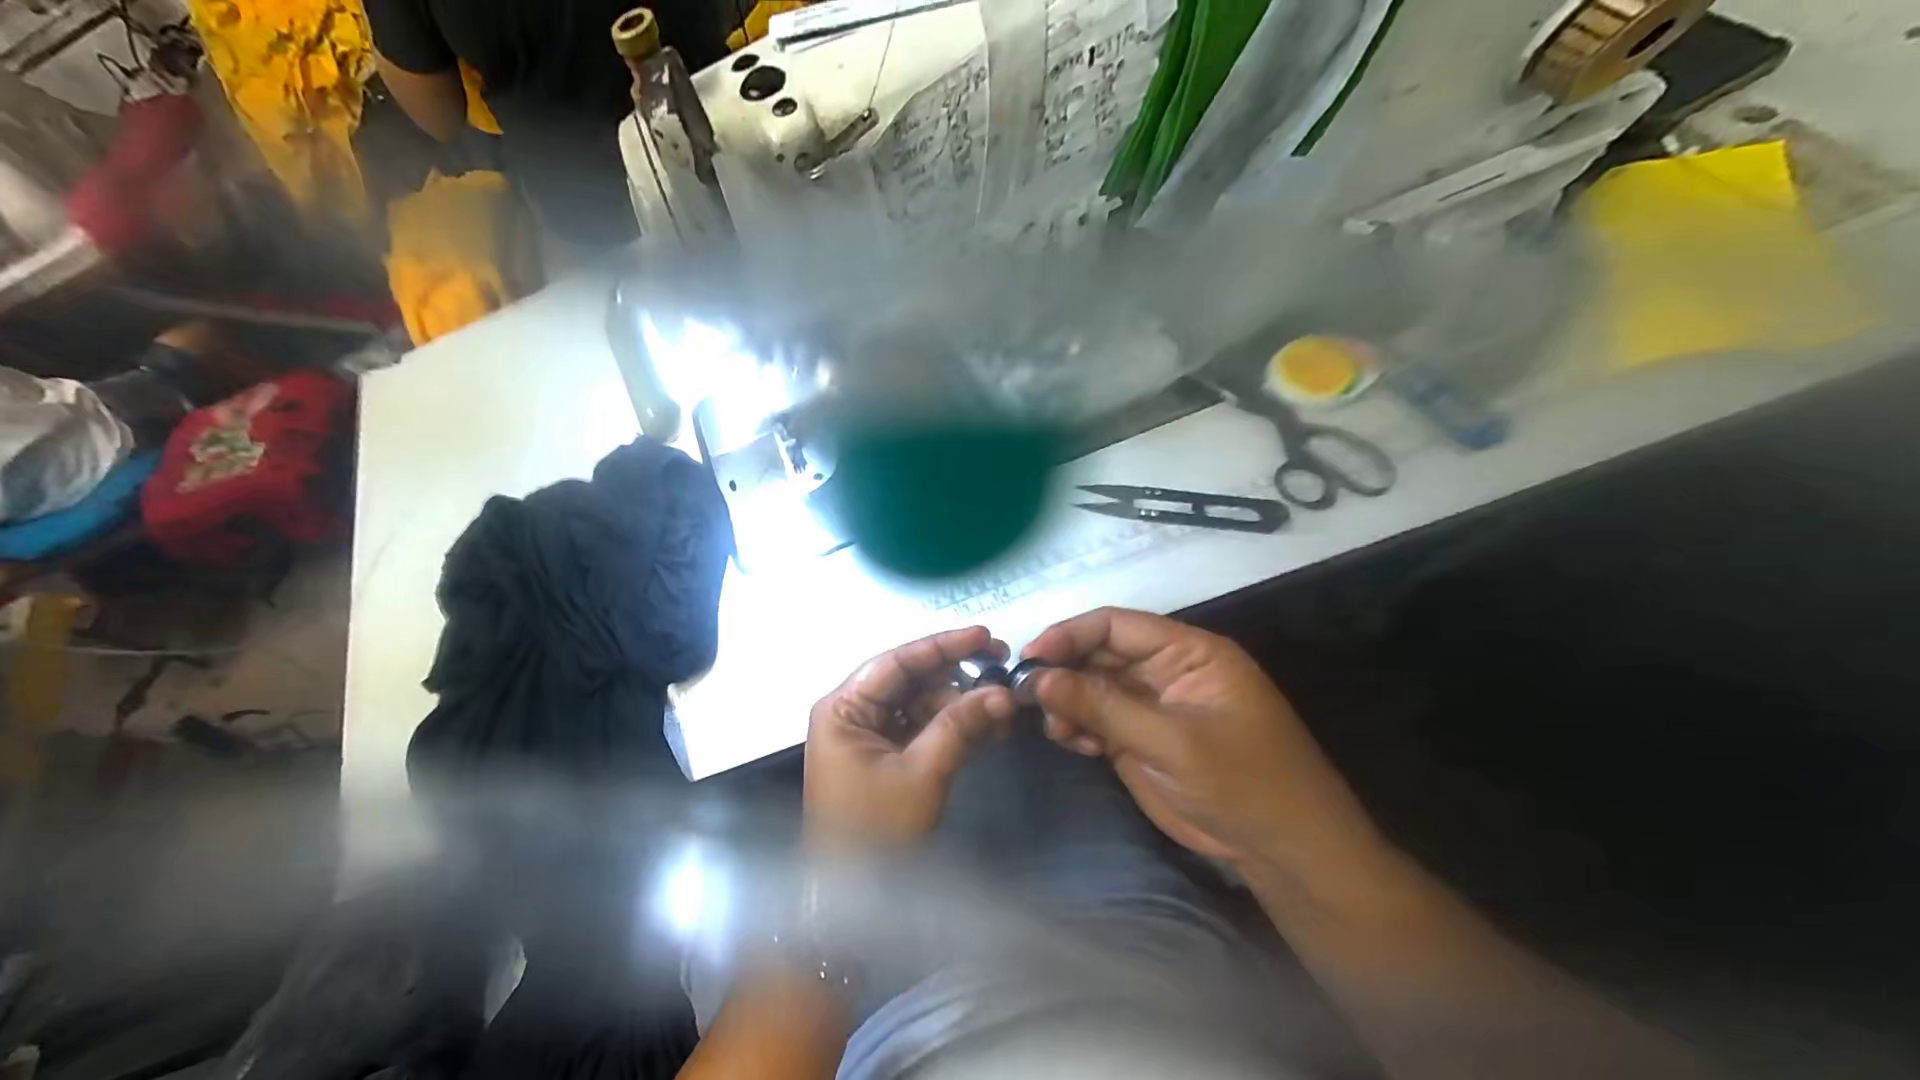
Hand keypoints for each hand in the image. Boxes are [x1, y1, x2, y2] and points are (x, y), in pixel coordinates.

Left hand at [804, 626, 1016, 850]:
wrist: (853, 902)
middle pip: (912, 679)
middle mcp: (853, 713)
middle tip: (1003, 669)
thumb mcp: (921, 773)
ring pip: (923, 703)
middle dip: (958, 677)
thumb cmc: (875, 831)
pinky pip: (924, 729)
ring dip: (963, 704)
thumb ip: (960, 725)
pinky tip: (993, 727)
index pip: (897, 661)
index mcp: (844, 708)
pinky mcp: (888, 757)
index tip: (985, 635)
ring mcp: (871, 736)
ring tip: (1006, 707)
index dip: (943, 645)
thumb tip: (1002, 692)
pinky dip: (956, 728)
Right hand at [1023, 608, 1380, 873]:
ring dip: (1068, 702)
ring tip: (1055, 728)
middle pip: (1101, 653)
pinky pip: (1099, 719)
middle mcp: (1166, 671)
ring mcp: (1152, 706)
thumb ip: (1104, 707)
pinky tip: (1070, 741)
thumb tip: (1038, 678)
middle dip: (1064, 670)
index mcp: (1189, 652)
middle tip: (1025, 694)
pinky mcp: (1142, 739)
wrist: (1285, 853)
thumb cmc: (1244, 784)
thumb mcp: (1173, 742)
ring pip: (1094, 687)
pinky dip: (1078, 727)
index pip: (1118, 625)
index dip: (1072, 634)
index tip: (1031, 656)